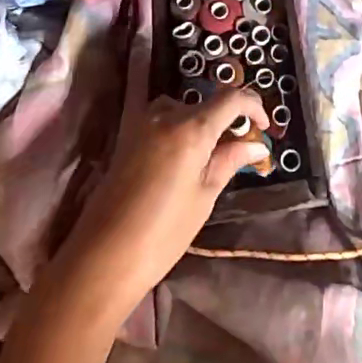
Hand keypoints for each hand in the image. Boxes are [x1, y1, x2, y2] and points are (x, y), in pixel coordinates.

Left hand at [62, 87, 270, 299]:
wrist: (98, 264)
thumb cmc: (162, 234)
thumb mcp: (205, 196)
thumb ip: (230, 161)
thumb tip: (257, 145)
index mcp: (191, 129)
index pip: (232, 98)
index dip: (253, 106)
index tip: (264, 126)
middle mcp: (166, 118)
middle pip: (207, 102)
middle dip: (228, 118)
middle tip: (240, 146)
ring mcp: (142, 127)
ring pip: (183, 108)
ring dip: (202, 121)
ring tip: (212, 152)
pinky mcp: (126, 142)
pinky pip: (163, 121)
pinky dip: (181, 128)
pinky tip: (184, 158)